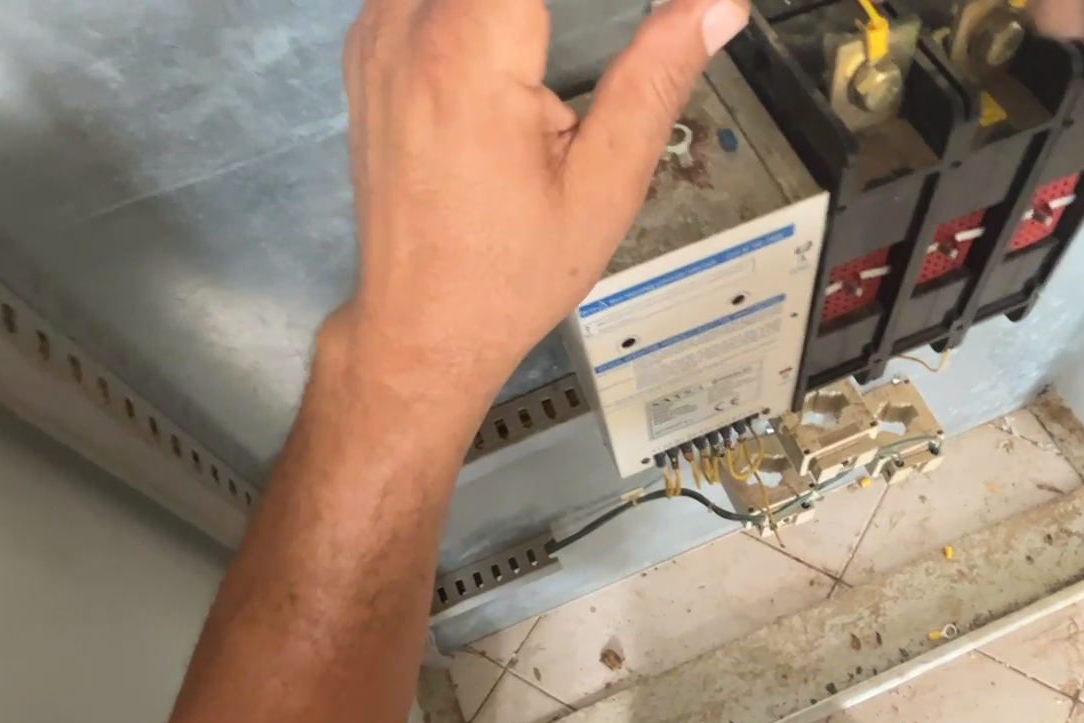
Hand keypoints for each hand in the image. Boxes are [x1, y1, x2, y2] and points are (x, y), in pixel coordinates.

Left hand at [323, 0, 750, 413]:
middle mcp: (408, 21)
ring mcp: (376, 34)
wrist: (423, 329)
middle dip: (552, 19)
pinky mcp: (368, 55)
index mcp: (471, 51)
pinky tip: (513, 66)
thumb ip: (654, 85)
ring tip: (543, 115)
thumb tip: (716, 5)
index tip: (657, 10)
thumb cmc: (513, 278)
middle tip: (568, 121)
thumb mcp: (601, 191)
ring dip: (518, 15)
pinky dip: (482, 15)